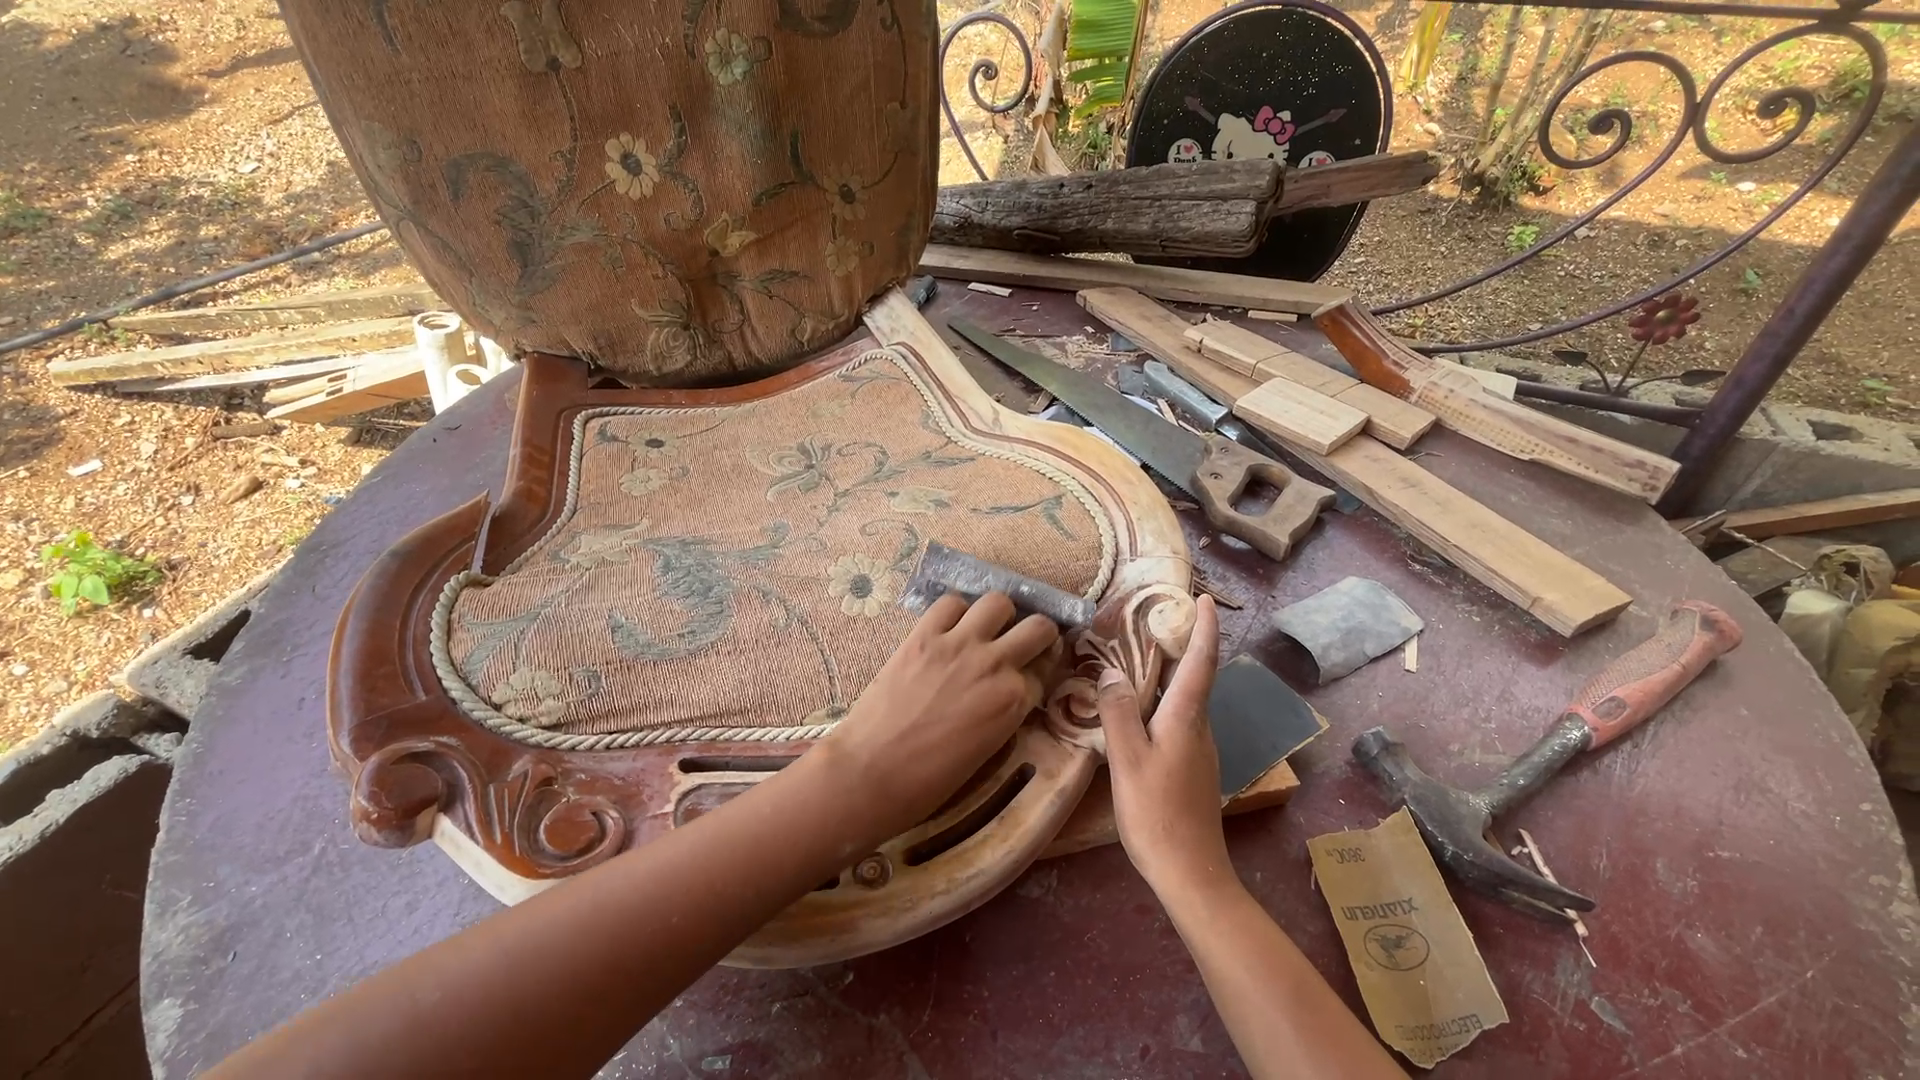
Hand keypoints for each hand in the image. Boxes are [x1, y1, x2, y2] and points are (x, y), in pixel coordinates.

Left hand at [814, 592, 1060, 844]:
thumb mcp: (988, 749)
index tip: (1029, 676)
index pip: (1044, 672)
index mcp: (1015, 701)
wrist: (873, 771)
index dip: (1037, 674)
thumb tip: (1010, 691)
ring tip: (986, 630)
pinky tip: (950, 627)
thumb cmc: (930, 779)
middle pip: (1039, 628)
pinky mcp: (924, 634)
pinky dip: (955, 612)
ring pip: (999, 602)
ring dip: (999, 615)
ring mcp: (959, 644)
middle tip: (1022, 644)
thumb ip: (1006, 712)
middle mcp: (996, 664)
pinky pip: (950, 603)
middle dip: (1038, 636)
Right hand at [1098, 594, 1233, 894]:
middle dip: (1184, 643)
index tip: (1205, 598)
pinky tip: (1138, 710)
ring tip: (1139, 656)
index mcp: (1186, 719)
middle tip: (1157, 618)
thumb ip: (1118, 713)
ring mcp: (1199, 751)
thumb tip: (1111, 673)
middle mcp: (1200, 728)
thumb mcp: (1128, 760)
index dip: (1206, 627)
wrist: (1191, 873)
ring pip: (1186, 700)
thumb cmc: (1157, 813)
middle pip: (1196, 676)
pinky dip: (1162, 700)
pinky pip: (1178, 720)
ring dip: (1170, 672)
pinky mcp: (1192, 769)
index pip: (1202, 661)